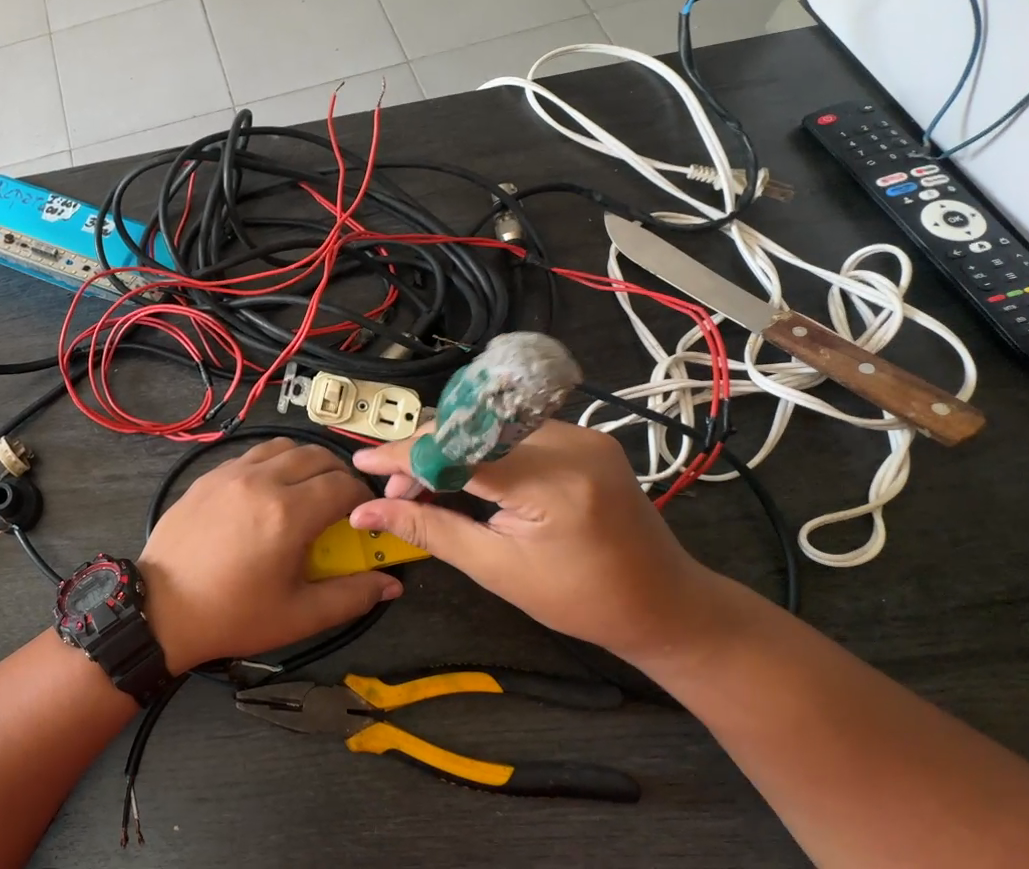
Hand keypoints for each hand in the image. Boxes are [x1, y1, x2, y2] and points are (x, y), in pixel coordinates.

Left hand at [139, 438, 402, 673]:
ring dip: (304, 462)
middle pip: (316, 456)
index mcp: (288, 513)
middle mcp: (261, 481)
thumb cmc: (233, 615)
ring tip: (307, 492)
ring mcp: (229, 473)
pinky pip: (250, 455)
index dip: (363, 497)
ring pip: (282, 446)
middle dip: (338, 475)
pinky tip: (269, 492)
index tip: (364, 517)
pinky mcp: (207, 476)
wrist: (162, 608)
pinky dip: (271, 463)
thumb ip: (351, 595)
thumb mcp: (300, 615)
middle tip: (340, 504)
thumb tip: (391, 584)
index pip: (343, 485)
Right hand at [349, 421, 721, 659]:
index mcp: (552, 482)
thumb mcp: (497, 570)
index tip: (361, 463)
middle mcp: (570, 444)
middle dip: (420, 452)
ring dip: (444, 448)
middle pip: (469, 428)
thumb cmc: (582, 600)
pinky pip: (509, 431)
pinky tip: (458, 475)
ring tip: (420, 485)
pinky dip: (474, 448)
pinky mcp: (582, 437)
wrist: (667, 603)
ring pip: (486, 425)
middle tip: (392, 489)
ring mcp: (581, 435)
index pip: (458, 449)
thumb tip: (364, 512)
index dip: (403, 454)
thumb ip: (428, 530)